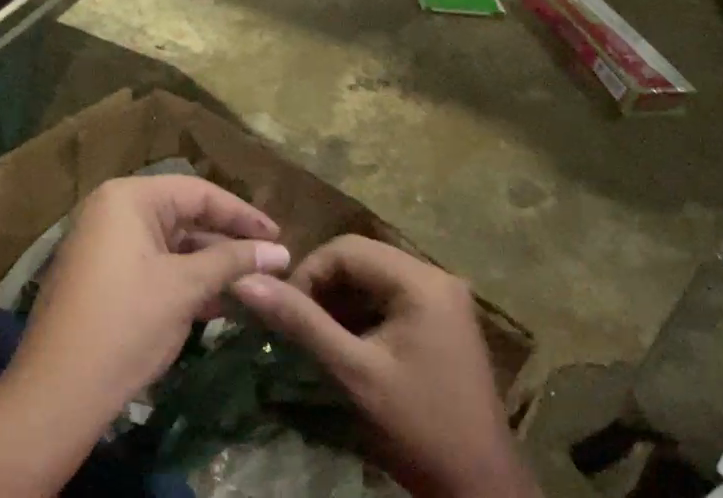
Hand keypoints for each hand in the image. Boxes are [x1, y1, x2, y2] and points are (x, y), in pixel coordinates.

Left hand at [11, 176, 290, 413]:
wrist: (58, 391)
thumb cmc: (126, 323)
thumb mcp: (185, 288)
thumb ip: (232, 262)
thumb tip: (281, 251)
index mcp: (127, 198)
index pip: (198, 192)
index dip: (242, 213)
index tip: (280, 235)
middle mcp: (112, 212)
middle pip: (183, 216)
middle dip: (227, 241)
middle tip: (271, 261)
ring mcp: (103, 246)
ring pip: (170, 245)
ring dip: (210, 265)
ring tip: (254, 286)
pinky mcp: (102, 279)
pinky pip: (153, 267)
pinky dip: (185, 281)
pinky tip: (220, 304)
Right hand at [232, 235, 537, 497]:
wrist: (478, 486)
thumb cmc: (417, 425)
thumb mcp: (353, 372)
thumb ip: (301, 323)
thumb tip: (244, 281)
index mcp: (421, 281)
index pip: (346, 249)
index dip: (307, 273)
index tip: (284, 312)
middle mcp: (436, 278)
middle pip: (361, 260)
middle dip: (322, 288)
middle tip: (297, 326)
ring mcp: (443, 300)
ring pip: (372, 280)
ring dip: (338, 303)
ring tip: (315, 338)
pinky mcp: (442, 322)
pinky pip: (389, 300)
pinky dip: (361, 316)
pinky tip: (345, 347)